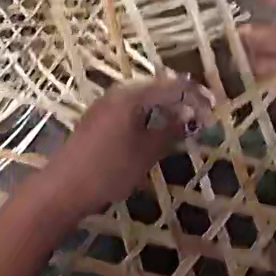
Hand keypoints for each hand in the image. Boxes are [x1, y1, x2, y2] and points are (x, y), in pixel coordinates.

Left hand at [28, 75, 212, 221]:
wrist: (62, 188)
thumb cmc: (108, 170)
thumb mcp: (146, 152)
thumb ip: (170, 130)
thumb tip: (190, 115)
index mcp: (132, 95)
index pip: (173, 86)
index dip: (196, 97)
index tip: (213, 112)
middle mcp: (119, 92)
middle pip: (158, 86)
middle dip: (182, 99)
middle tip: (202, 115)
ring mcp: (106, 103)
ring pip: (144, 96)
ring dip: (166, 106)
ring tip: (184, 122)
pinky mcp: (99, 117)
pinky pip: (131, 106)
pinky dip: (149, 113)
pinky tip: (156, 128)